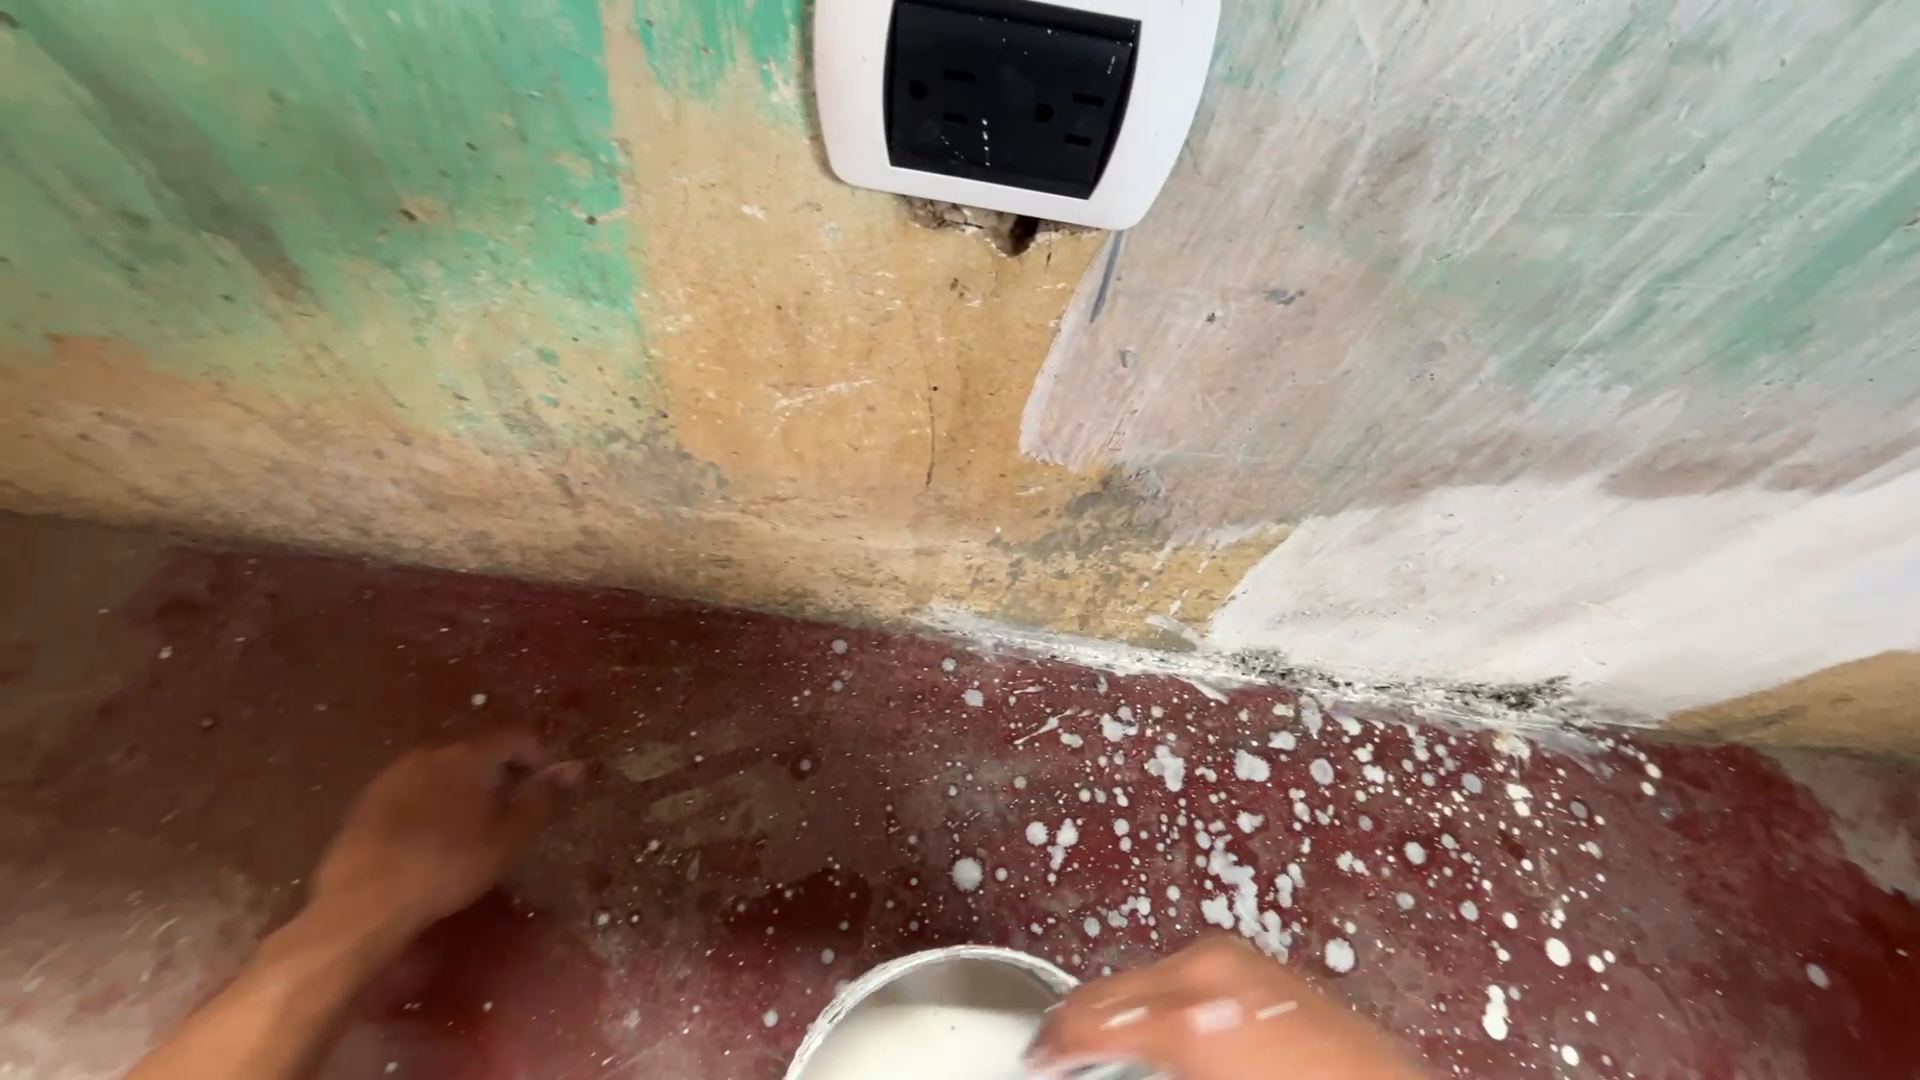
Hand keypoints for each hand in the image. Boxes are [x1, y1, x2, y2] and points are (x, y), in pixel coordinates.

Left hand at [309, 731, 582, 939]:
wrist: (361, 906)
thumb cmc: (448, 867)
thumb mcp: (509, 836)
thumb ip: (543, 796)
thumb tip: (575, 767)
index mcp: (468, 754)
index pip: (517, 734)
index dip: (539, 755)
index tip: (543, 788)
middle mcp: (431, 752)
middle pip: (480, 747)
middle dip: (502, 770)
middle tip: (511, 807)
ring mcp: (394, 774)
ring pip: (446, 766)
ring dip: (467, 784)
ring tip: (474, 823)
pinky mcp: (367, 799)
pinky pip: (416, 785)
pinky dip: (435, 798)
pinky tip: (433, 835)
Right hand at [1028, 937, 1423, 1079]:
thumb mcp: (1197, 1079)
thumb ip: (1142, 1066)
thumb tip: (1105, 1062)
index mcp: (1189, 1015)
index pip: (1093, 1016)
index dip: (1056, 1040)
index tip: (1038, 1055)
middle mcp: (1206, 970)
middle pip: (1116, 990)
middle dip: (1084, 1022)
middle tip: (1060, 1051)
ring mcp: (1234, 960)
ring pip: (1147, 977)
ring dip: (1121, 1010)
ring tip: (1104, 1043)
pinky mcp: (1254, 963)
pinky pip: (1184, 975)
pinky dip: (1158, 999)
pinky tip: (1159, 1030)